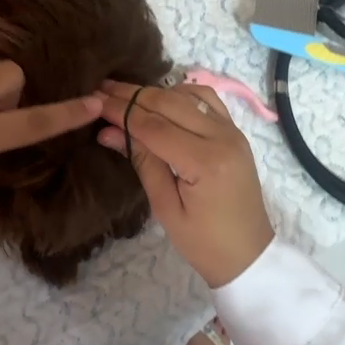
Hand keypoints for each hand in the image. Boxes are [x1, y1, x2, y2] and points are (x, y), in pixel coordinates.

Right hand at [96, 81, 274, 287]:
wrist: (249, 255)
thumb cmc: (204, 243)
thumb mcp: (166, 209)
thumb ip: (142, 163)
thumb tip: (108, 131)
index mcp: (204, 162)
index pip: (154, 126)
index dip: (121, 112)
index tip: (95, 102)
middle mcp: (221, 137)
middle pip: (169, 103)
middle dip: (132, 95)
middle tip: (102, 89)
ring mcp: (232, 131)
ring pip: (188, 95)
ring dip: (155, 92)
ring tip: (125, 94)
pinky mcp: (236, 132)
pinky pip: (208, 100)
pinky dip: (182, 93)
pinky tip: (162, 98)